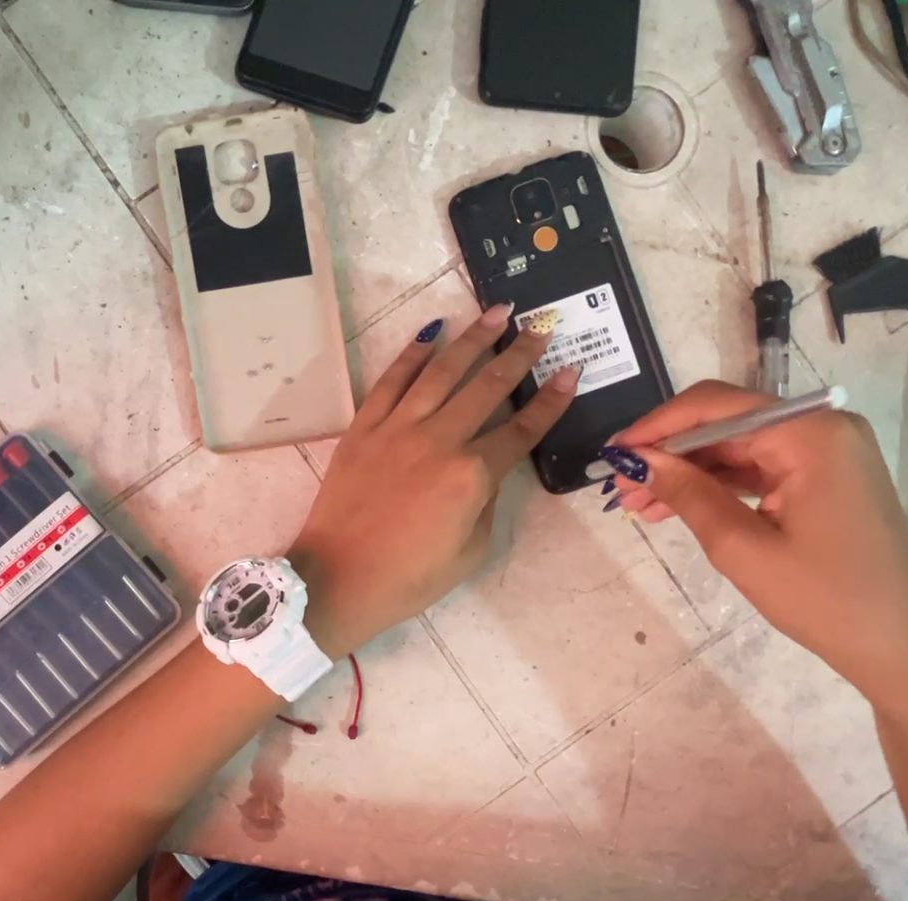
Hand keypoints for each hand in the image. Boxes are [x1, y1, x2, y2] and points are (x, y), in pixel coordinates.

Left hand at [288, 305, 578, 655]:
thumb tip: (489, 466)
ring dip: (472, 339)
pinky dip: (411, 354)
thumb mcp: (470, 550)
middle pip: (486, 388)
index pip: (521, 430)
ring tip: (495, 313)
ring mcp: (396, 429)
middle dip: (519, 354)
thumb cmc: (408, 579)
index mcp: (472, 476)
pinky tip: (430, 333)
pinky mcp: (363, 428)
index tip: (570, 372)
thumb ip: (487, 500)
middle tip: (539, 328)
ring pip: (441, 372)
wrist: (337, 580)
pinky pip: (390, 381)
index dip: (550, 402)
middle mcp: (438, 441)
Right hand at [606, 380, 907, 700]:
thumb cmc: (824, 598)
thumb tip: (635, 461)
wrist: (902, 645)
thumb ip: (687, 494)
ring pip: (733, 447)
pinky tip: (674, 506)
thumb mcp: (741, 547)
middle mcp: (820, 428)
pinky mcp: (822, 477)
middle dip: (666, 453)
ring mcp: (825, 452)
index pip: (714, 406)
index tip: (611, 455)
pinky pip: (755, 468)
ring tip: (637, 505)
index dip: (655, 427)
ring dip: (684, 472)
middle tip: (619, 488)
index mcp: (809, 434)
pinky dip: (713, 485)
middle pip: (723, 423)